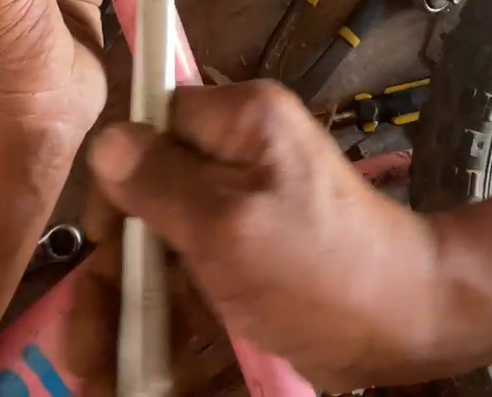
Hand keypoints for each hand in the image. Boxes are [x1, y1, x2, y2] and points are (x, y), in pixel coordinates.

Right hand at [68, 81, 447, 392]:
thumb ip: (161, 182)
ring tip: (102, 375)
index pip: (156, 125)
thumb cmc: (316, 267)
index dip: (121, 177)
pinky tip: (146, 369)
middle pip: (152, 195)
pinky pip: (196, 274)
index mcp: (239, 120)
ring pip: (167, 244)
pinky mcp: (252, 252)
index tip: (103, 240)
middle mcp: (239, 152)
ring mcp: (246, 205)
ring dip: (133, 307)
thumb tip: (106, 140)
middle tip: (85, 343)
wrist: (406, 323)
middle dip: (116, 269)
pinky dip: (172, 318)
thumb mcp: (228, 224)